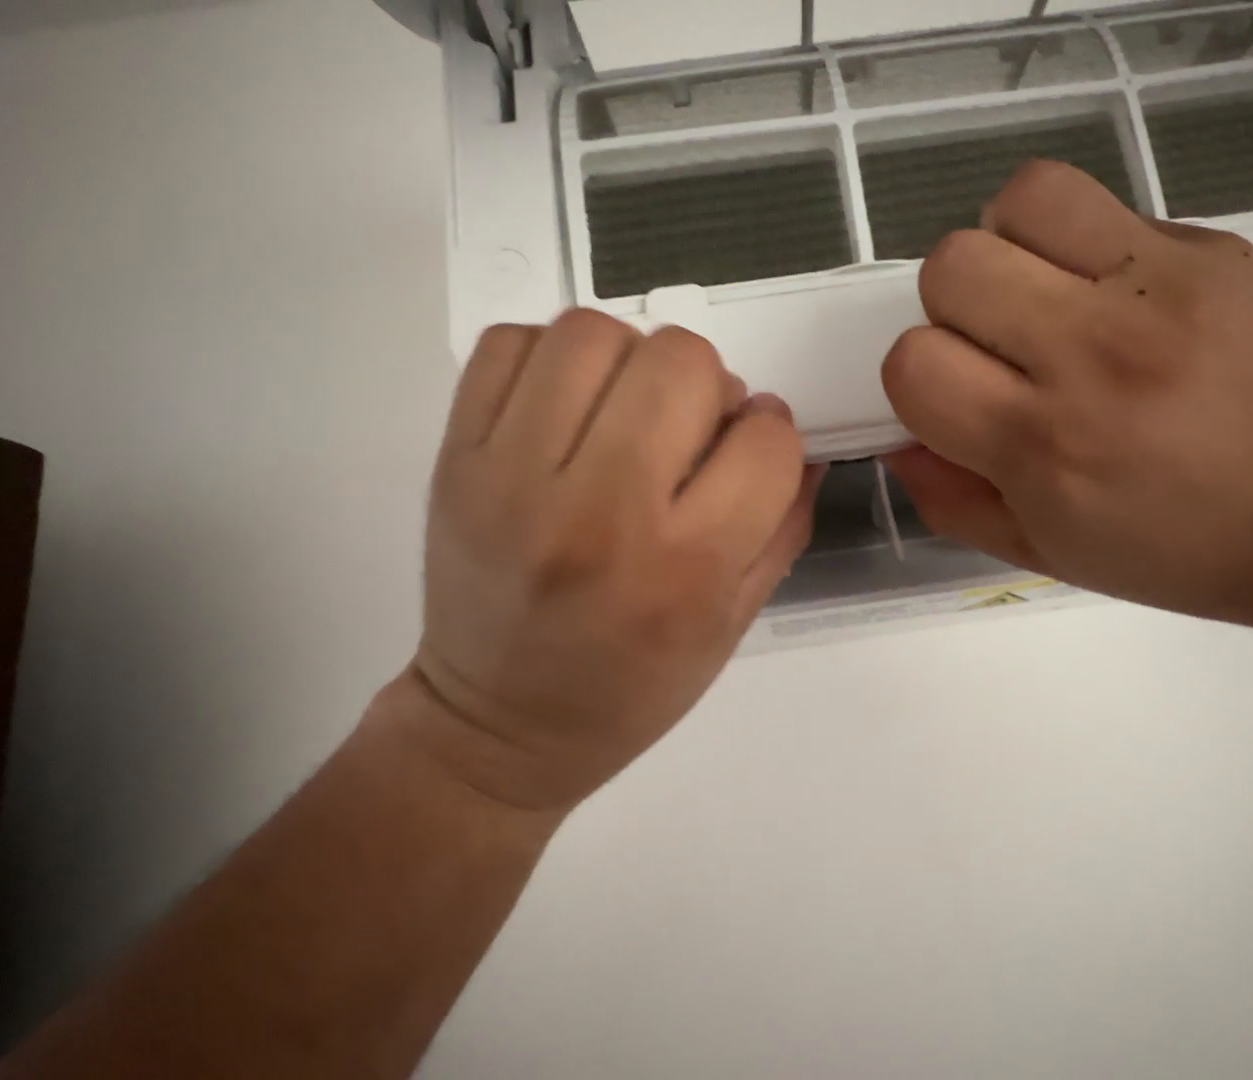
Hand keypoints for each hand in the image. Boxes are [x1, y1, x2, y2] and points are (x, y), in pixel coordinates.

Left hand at [407, 310, 821, 813]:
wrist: (499, 724)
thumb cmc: (630, 689)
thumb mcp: (730, 629)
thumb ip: (780, 528)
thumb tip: (796, 439)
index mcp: (685, 569)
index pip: (766, 442)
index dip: (771, 435)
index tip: (750, 452)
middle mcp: (602, 513)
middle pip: (681, 363)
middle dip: (706, 386)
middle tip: (687, 429)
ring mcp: (515, 479)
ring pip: (592, 334)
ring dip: (628, 359)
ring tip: (623, 409)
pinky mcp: (456, 459)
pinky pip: (507, 344)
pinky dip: (548, 357)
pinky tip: (565, 406)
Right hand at [881, 161, 1252, 630]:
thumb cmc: (1174, 553)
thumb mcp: (1042, 553)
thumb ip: (951, 499)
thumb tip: (900, 437)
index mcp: (1045, 448)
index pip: (913, 364)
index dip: (919, 382)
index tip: (959, 400)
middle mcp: (1093, 356)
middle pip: (951, 268)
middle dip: (954, 311)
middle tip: (1002, 348)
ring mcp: (1158, 289)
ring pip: (1020, 202)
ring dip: (1008, 248)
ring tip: (1043, 295)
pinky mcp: (1212, 249)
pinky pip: (1099, 203)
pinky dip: (1076, 239)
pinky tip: (1110, 290)